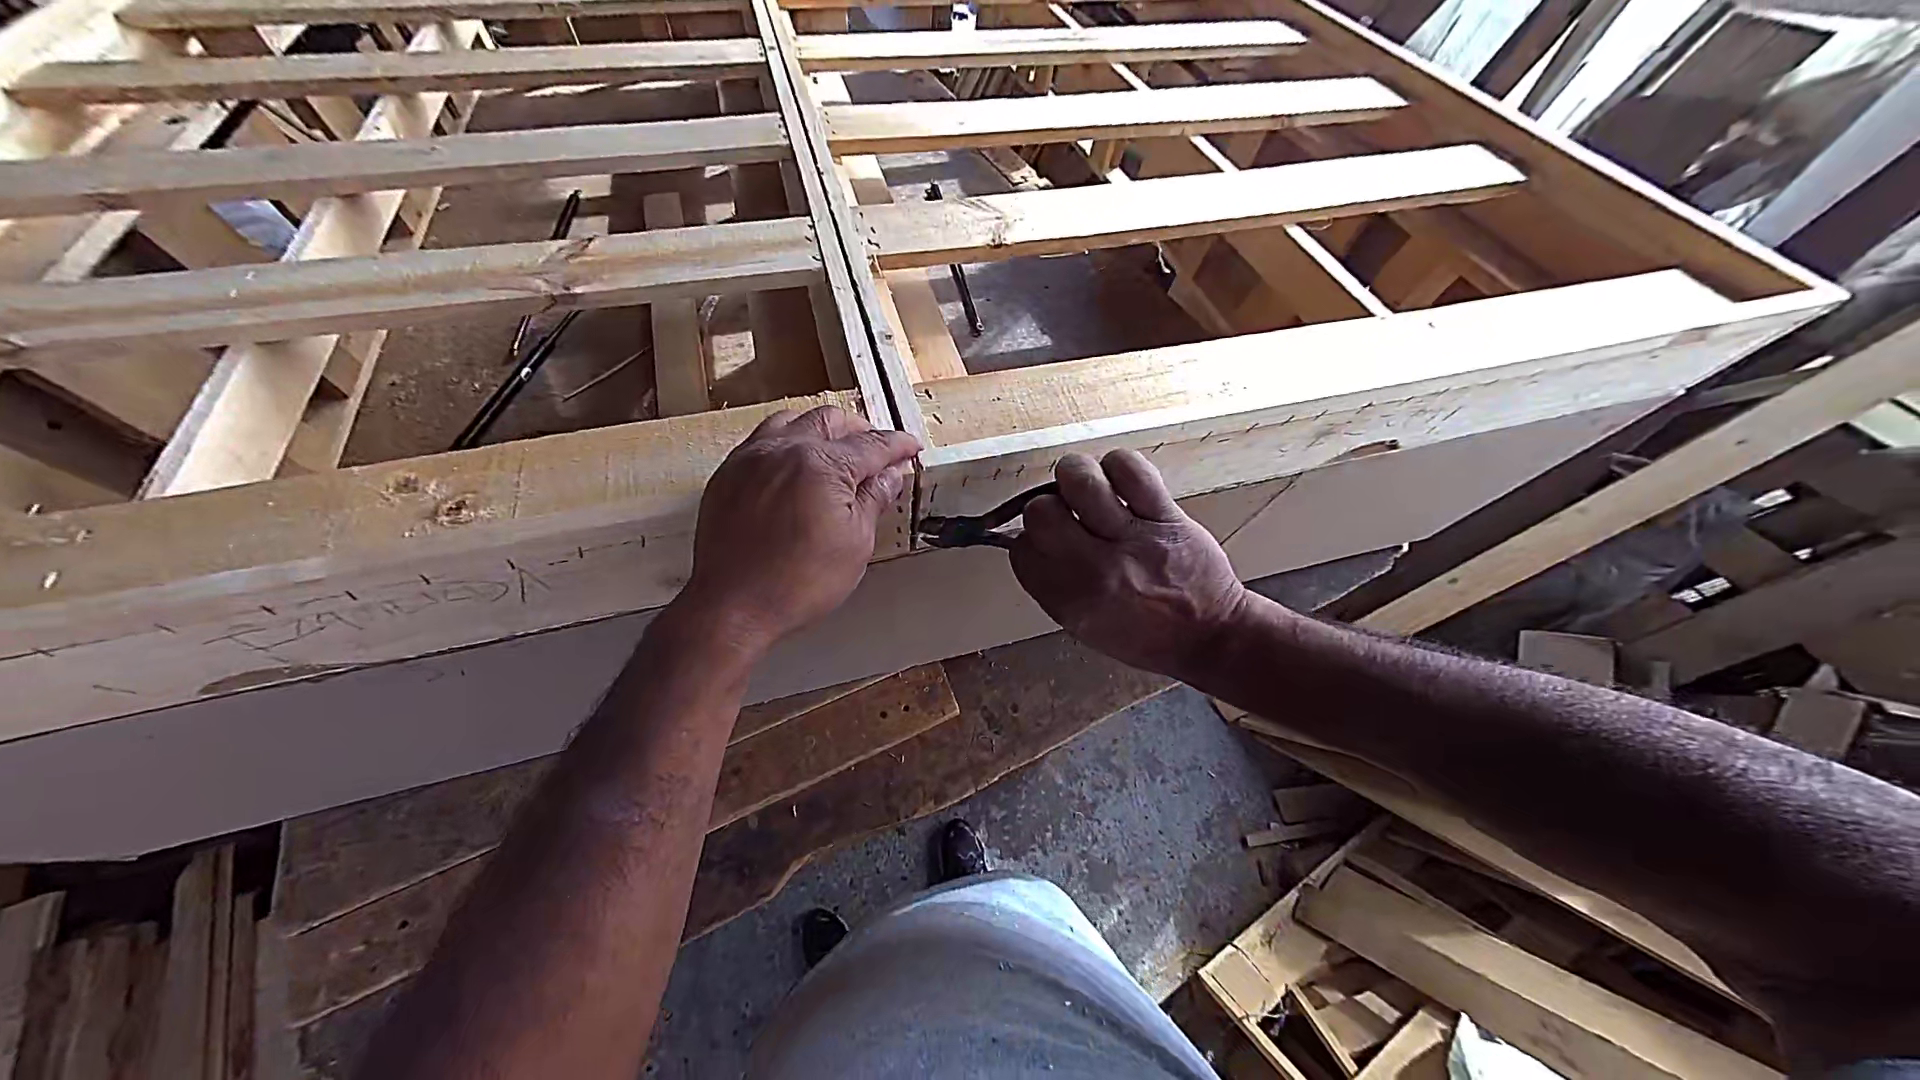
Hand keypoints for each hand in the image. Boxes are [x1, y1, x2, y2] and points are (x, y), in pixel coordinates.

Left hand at [681, 405, 919, 650]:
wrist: (733, 606)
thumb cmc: (794, 583)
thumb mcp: (855, 544)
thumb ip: (873, 500)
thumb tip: (889, 477)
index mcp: (821, 465)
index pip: (871, 444)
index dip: (896, 445)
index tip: (908, 448)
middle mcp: (783, 450)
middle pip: (830, 420)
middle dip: (859, 431)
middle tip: (876, 452)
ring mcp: (751, 459)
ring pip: (792, 421)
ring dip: (820, 430)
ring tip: (835, 451)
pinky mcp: (728, 474)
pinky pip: (762, 440)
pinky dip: (787, 443)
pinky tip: (795, 465)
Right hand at [1010, 450, 1249, 681]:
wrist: (1209, 636)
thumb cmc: (1144, 635)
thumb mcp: (1082, 624)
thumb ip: (1051, 583)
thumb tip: (1030, 540)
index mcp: (1070, 601)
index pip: (1022, 550)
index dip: (1029, 538)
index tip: (1042, 538)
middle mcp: (1097, 570)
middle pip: (1040, 511)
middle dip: (1045, 506)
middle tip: (1064, 512)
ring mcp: (1133, 540)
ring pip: (1080, 480)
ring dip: (1076, 476)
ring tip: (1087, 489)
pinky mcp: (1166, 517)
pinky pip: (1129, 469)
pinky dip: (1117, 465)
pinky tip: (1118, 481)